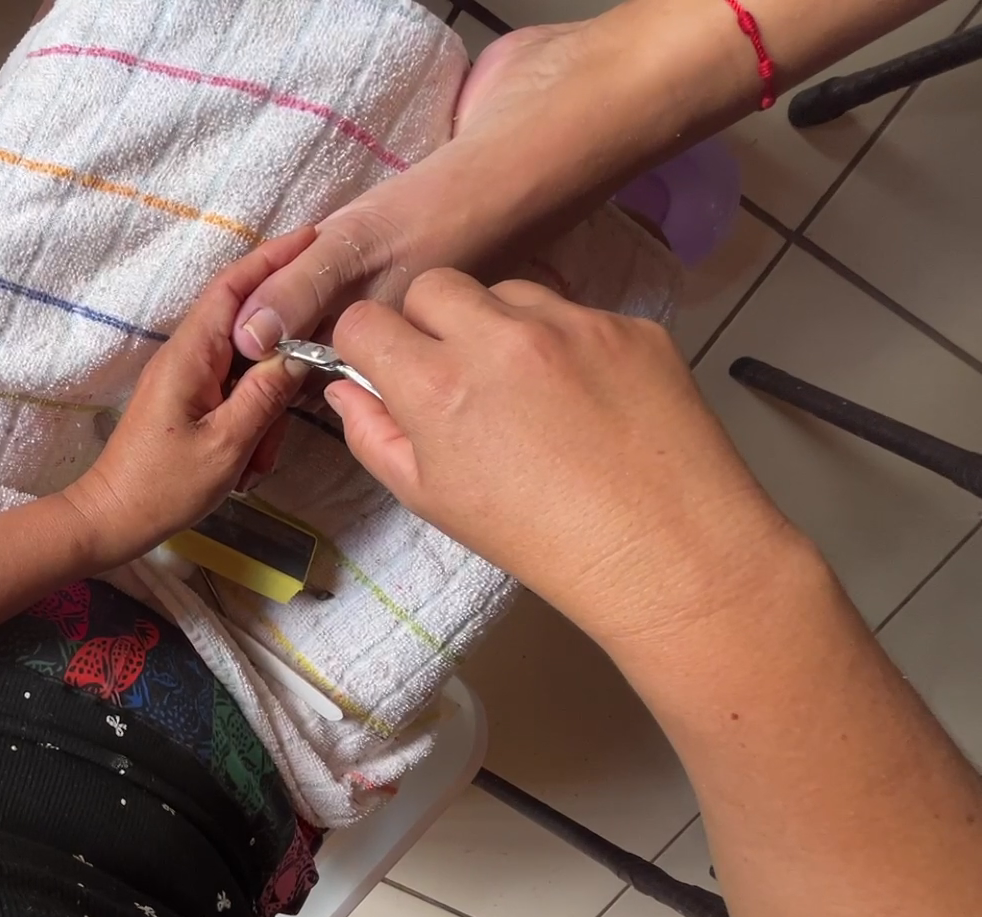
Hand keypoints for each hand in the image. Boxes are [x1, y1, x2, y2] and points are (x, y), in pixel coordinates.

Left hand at [63, 228, 319, 565]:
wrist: (111, 519)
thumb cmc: (163, 486)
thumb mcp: (227, 443)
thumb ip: (267, 393)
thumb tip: (302, 349)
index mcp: (190, 355)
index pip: (233, 288)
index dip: (274, 259)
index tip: (316, 237)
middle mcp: (185, 358)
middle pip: (250, 332)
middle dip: (282, 367)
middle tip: (299, 406)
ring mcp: (184, 381)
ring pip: (245, 372)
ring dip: (264, 412)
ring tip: (258, 461)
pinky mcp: (185, 404)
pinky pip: (231, 396)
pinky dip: (248, 424)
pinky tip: (248, 462)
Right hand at [323, 268, 803, 645]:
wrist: (658, 545)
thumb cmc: (522, 531)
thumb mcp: (422, 494)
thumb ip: (370, 432)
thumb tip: (345, 387)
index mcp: (435, 385)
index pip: (363, 320)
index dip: (359, 343)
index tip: (375, 366)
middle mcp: (498, 337)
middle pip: (431, 284)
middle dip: (421, 320)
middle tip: (443, 366)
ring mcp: (570, 323)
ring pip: (502, 290)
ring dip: (490, 323)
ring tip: (515, 380)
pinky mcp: (628, 324)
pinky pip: (568, 311)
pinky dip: (552, 340)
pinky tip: (572, 391)